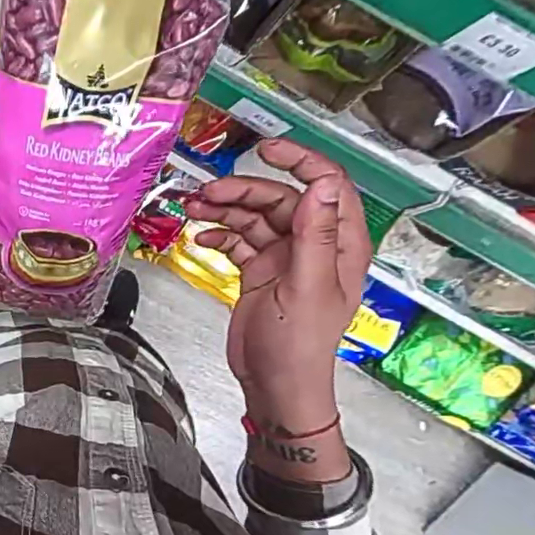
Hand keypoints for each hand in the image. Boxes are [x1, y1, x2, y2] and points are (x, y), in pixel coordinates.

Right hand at [184, 139, 370, 440]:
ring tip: (196, 208)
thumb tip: (321, 184)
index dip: (300, 161)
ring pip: (255, 218)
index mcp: (338, 245)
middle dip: (243, 191)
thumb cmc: (299, 348)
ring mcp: (284, 258)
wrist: (274, 385)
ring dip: (225, 210)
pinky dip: (221, 235)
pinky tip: (204, 237)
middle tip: (209, 192)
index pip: (326, 185)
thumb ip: (315, 235)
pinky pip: (239, 241)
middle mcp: (312, 246)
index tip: (268, 149)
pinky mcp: (260, 272)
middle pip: (280, 199)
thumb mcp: (307, 288)